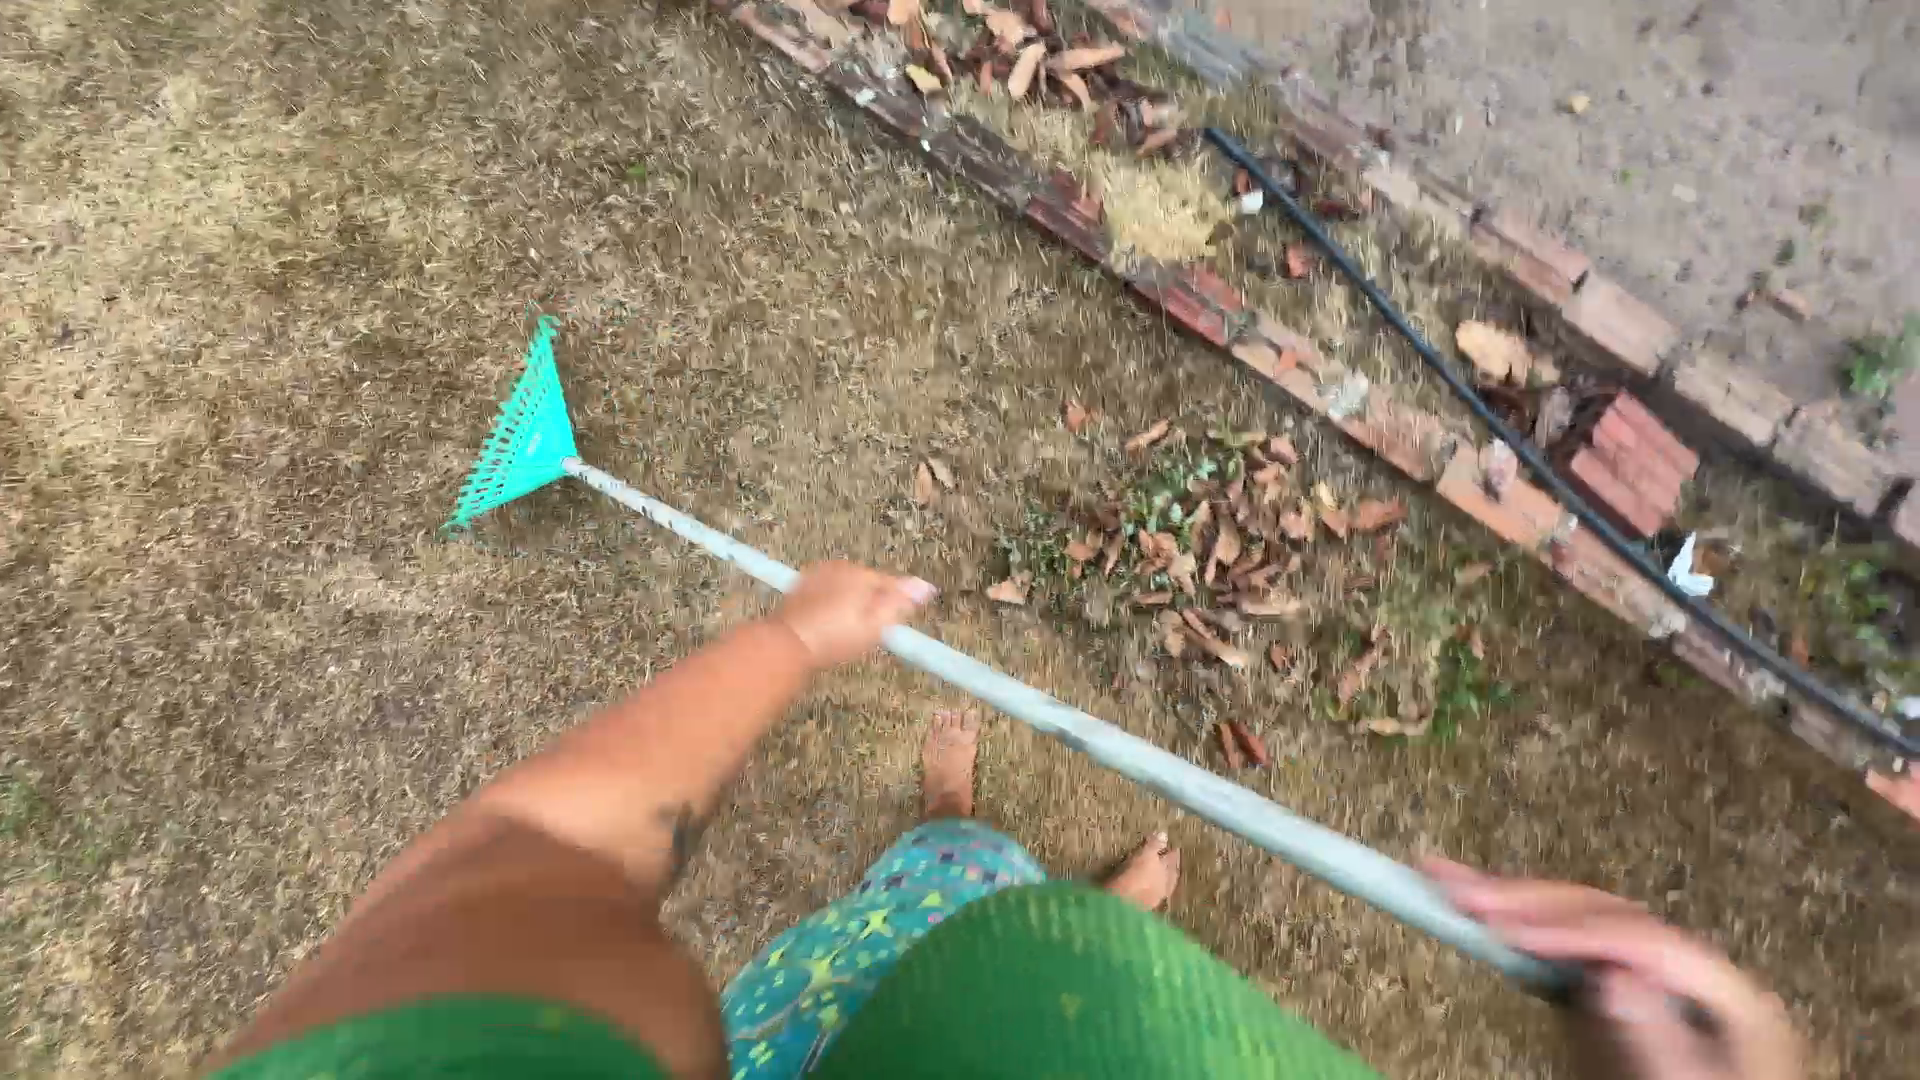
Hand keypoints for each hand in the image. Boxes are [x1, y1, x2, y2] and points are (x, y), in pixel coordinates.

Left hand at [771, 562, 935, 669]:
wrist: (788, 643)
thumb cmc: (835, 638)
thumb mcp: (875, 626)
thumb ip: (900, 603)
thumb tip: (925, 586)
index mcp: (863, 575)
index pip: (892, 584)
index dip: (900, 600)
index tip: (903, 614)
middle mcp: (842, 567)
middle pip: (868, 582)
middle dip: (873, 600)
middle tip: (872, 627)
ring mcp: (820, 573)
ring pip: (848, 584)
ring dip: (853, 599)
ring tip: (849, 626)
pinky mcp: (803, 584)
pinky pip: (828, 588)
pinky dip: (834, 599)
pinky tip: (830, 620)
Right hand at [1424, 858, 1801, 1079]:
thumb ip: (1658, 1039)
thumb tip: (1617, 975)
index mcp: (1721, 991)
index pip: (1638, 938)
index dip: (1569, 929)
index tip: (1506, 932)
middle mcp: (1677, 965)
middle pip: (1597, 912)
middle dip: (1525, 900)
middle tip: (1462, 895)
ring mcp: (1638, 968)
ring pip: (1568, 913)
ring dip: (1503, 894)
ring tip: (1440, 875)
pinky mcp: (1599, 980)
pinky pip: (1552, 936)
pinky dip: (1504, 914)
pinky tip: (1460, 888)